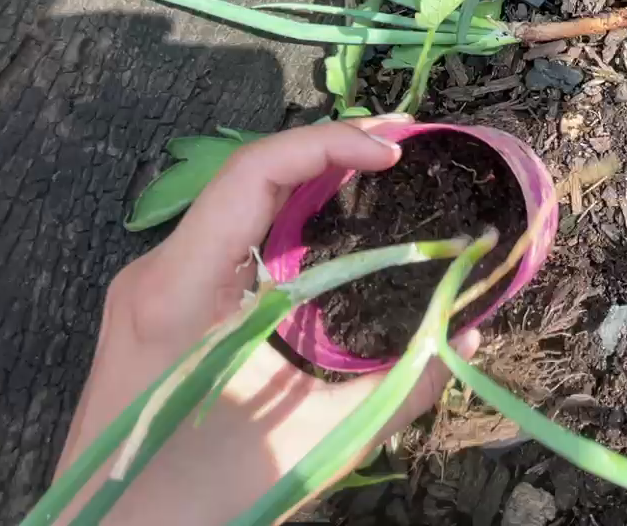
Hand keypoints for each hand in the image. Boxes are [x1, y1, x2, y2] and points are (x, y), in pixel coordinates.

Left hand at [57, 117, 477, 525]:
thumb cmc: (195, 499)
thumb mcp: (311, 446)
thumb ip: (400, 391)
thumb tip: (470, 337)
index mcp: (180, 291)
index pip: (253, 175)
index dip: (328, 145)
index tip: (394, 154)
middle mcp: (159, 267)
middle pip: (252, 170)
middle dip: (334, 143)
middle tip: (408, 137)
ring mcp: (157, 276)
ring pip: (243, 189)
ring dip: (315, 165)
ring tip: (382, 158)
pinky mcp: (167, 290)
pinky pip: (236, 219)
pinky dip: (293, 197)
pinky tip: (335, 201)